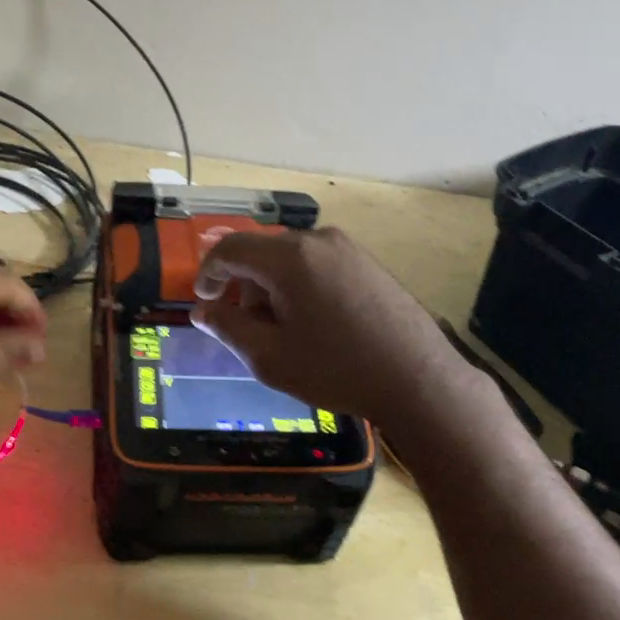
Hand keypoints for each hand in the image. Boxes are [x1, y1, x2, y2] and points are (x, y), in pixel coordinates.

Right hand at [191, 228, 466, 425]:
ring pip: (289, 259)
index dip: (208, 274)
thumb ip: (227, 327)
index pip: (230, 249)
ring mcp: (347, 249)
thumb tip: (202, 311)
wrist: (418, 379)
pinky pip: (317, 265)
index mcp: (288, 257)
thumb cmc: (336, 370)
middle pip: (261, 253)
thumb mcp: (269, 356)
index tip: (203, 303)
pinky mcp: (367, 263)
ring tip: (282, 332)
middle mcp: (317, 240)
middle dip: (243, 286)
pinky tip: (313, 325)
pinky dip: (299, 287)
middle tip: (244, 327)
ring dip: (272, 288)